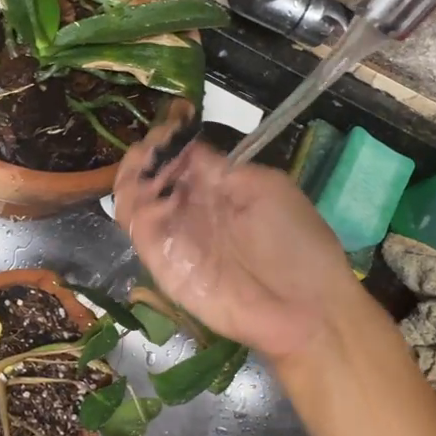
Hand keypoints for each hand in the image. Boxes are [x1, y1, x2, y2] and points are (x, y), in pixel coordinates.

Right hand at [113, 122, 363, 360]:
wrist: (305, 307)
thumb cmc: (297, 244)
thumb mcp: (267, 188)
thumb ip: (221, 169)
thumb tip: (186, 147)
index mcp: (213, 187)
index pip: (174, 156)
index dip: (165, 139)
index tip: (171, 128)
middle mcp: (187, 209)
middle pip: (144, 176)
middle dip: (142, 157)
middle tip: (154, 152)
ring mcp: (172, 236)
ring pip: (129, 201)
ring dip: (132, 179)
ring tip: (152, 174)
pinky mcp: (162, 263)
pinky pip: (137, 231)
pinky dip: (138, 209)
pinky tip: (160, 201)